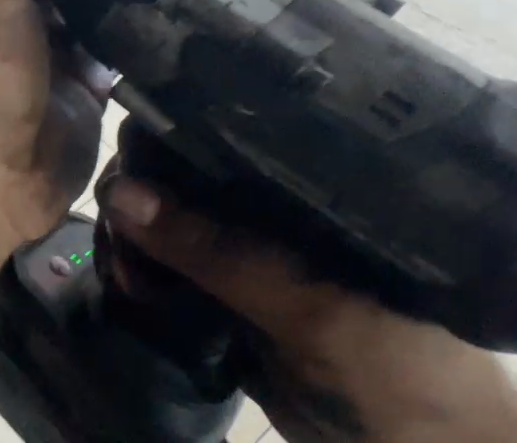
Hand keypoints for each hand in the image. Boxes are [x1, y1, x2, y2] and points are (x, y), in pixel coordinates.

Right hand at [102, 178, 516, 442]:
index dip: (165, 140)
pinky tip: (124, 283)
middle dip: (136, 200)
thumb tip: (117, 192)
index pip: (223, 141)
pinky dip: (139, 276)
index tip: (119, 160)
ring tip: (121, 269)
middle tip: (116, 232)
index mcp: (307, 194)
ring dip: (131, 243)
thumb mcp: (308, 310)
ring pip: (165, 228)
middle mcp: (274, 215)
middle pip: (181, 183)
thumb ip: (215, 252)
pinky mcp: (228, 304)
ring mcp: (249, 262)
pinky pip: (166, 274)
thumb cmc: (399, 376)